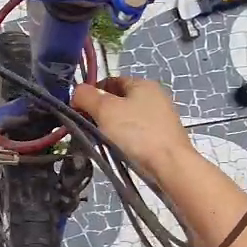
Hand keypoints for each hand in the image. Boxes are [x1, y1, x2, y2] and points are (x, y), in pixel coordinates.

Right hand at [72, 77, 197, 180]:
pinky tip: (116, 150)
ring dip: (109, 128)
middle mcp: (154, 97)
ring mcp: (160, 118)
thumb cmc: (136, 132)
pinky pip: (134, 134)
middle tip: (85, 127)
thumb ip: (86, 96)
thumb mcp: (105, 109)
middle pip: (117, 100)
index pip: (110, 81)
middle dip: (99, 113)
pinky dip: (122, 140)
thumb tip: (77, 92)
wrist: (169, 164)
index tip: (78, 109)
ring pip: (125, 119)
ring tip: (98, 141)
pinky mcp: (162, 137)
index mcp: (142, 84)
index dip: (91, 92)